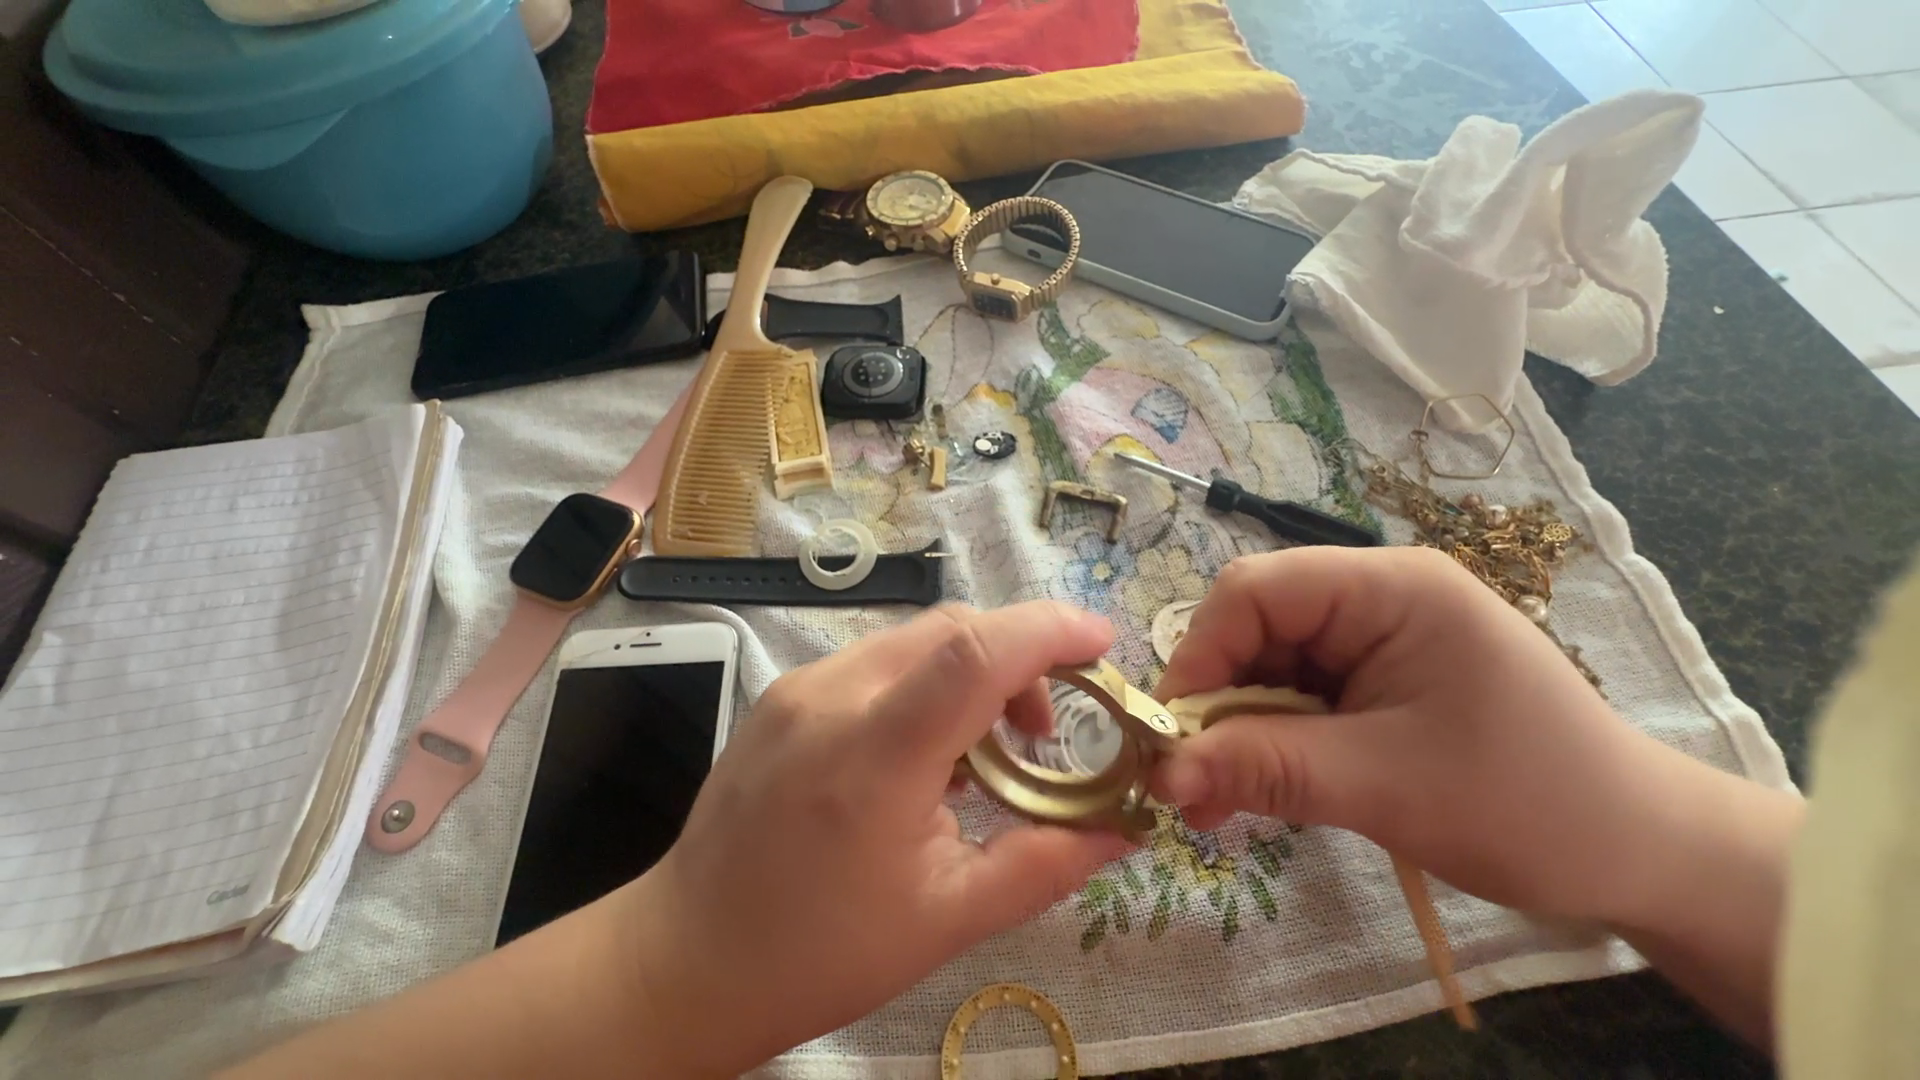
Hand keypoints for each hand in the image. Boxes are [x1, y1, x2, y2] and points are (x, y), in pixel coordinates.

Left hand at [625, 602, 1131, 1076]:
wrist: (688, 956)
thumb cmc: (820, 950)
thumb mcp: (947, 919)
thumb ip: (1044, 864)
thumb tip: (1124, 828)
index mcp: (873, 756)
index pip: (975, 652)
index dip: (1049, 631)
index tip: (1103, 646)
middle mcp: (831, 696)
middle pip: (950, 629)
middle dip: (1022, 654)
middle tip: (1051, 727)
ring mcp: (799, 686)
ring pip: (914, 639)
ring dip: (974, 667)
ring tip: (995, 745)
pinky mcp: (785, 693)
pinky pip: (878, 660)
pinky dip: (928, 681)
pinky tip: (932, 746)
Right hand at [1152, 546, 1791, 933]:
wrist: (1640, 855)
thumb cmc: (1528, 804)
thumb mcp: (1382, 786)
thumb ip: (1264, 768)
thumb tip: (1160, 774)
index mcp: (1390, 587)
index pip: (1254, 591)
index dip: (1200, 656)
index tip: (1172, 737)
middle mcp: (1376, 597)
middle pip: (1254, 628)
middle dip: (1216, 704)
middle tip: (1188, 784)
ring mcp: (1376, 637)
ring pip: (1266, 666)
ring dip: (1236, 731)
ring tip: (1216, 802)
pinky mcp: (1376, 678)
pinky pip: (1296, 695)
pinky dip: (1268, 742)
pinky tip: (1255, 788)